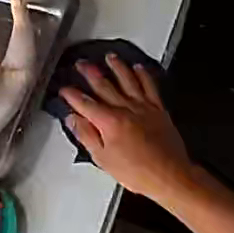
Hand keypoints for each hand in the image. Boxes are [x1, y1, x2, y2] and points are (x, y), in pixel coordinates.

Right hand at [61, 54, 195, 202]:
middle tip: (81, 63)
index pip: (84, 103)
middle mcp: (125, 108)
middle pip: (104, 85)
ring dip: (117, 67)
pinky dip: (143, 75)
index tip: (64, 89)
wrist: (169, 175)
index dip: (71, 95)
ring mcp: (143, 107)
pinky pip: (150, 86)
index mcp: (108, 122)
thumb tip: (73, 119)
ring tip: (110, 57)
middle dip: (90, 73)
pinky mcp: (158, 109)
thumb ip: (86, 135)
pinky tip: (139, 68)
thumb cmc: (136, 172)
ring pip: (127, 80)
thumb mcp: (103, 159)